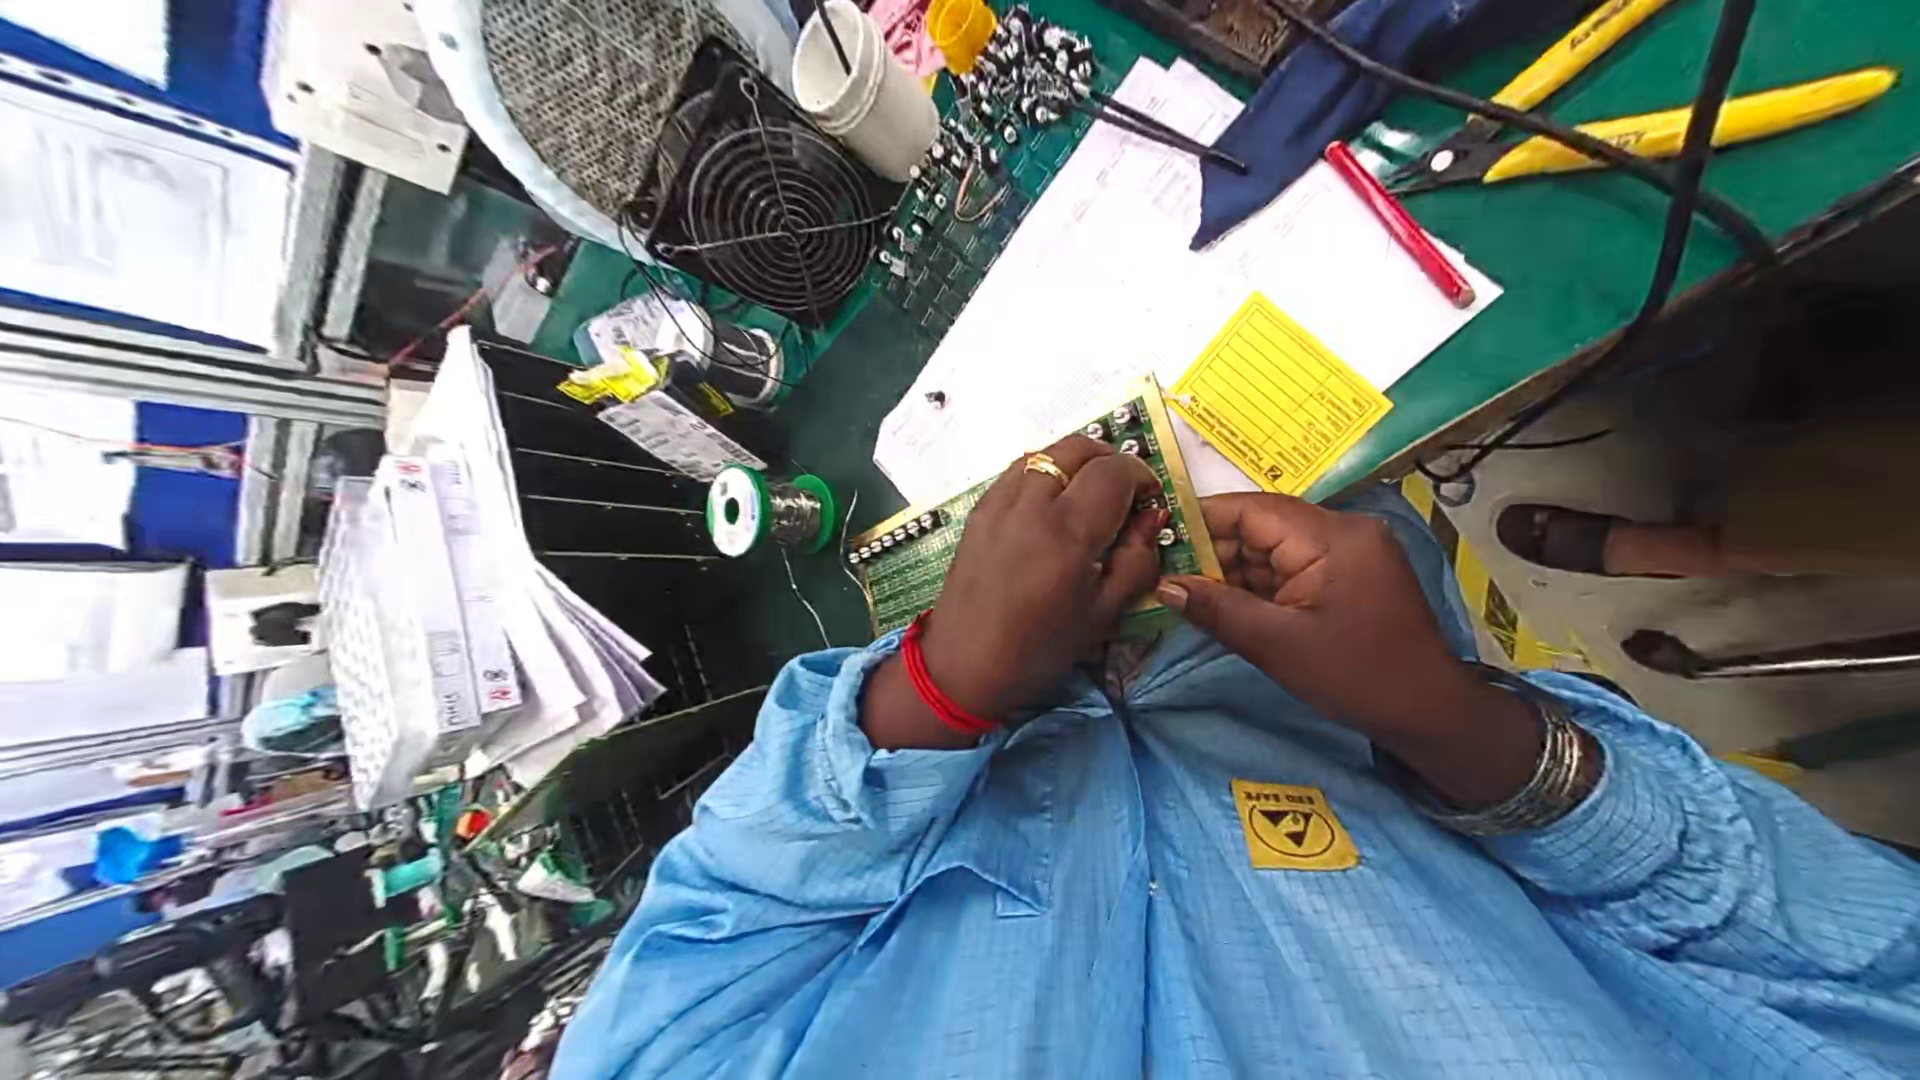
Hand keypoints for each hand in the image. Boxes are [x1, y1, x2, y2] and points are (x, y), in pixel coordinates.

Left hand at [919, 434, 1164, 719]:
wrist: (964, 664)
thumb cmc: (1038, 650)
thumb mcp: (1102, 614)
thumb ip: (1136, 560)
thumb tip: (1150, 516)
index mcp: (1066, 534)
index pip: (1114, 473)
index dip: (1142, 476)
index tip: (1149, 499)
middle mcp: (1029, 507)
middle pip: (1078, 448)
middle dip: (1111, 460)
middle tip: (1124, 490)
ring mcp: (997, 504)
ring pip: (1044, 453)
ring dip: (1075, 461)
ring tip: (1088, 492)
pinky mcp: (978, 511)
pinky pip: (1016, 471)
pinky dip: (1042, 472)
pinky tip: (1050, 502)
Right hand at [1156, 494, 1543, 807]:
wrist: (1431, 715)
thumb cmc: (1357, 676)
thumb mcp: (1276, 644)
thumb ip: (1216, 609)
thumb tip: (1163, 587)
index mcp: (1332, 537)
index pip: (1251, 509)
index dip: (1200, 519)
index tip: (1158, 535)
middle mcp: (1341, 531)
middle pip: (1258, 526)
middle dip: (1211, 551)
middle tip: (1164, 572)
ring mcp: (1344, 551)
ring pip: (1268, 548)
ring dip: (1228, 569)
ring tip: (1182, 588)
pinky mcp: (1343, 572)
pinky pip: (1286, 566)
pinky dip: (1253, 583)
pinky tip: (1219, 599)